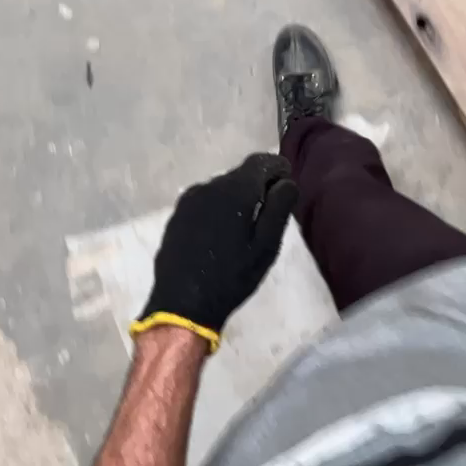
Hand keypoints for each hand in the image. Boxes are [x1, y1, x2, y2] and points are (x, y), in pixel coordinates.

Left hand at [133, 153, 297, 349]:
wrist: (182, 304)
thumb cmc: (232, 276)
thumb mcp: (267, 246)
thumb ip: (279, 207)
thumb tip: (287, 181)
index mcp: (234, 190)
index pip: (261, 161)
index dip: (278, 168)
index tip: (287, 185)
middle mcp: (210, 185)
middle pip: (241, 175)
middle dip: (259, 186)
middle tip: (270, 212)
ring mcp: (189, 199)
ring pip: (223, 188)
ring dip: (237, 199)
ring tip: (245, 228)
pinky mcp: (177, 214)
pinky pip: (206, 201)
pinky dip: (219, 209)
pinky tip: (221, 235)